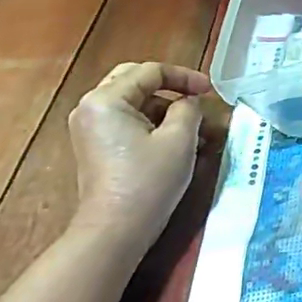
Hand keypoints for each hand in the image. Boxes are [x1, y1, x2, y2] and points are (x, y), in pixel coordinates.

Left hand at [68, 62, 222, 245]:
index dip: (185, 77)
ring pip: (133, 103)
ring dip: (165, 110)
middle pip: (136, 81)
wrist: (116, 230)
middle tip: (198, 100)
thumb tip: (189, 103)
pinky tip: (177, 142)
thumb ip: (189, 110)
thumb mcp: (179, 140)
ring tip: (196, 129)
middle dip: (171, 89)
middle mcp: (91, 107)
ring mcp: (90, 128)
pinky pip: (126, 122)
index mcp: (106, 100)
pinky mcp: (95, 147)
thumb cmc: (148, 182)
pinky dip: (152, 125)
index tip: (211, 91)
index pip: (150, 72)